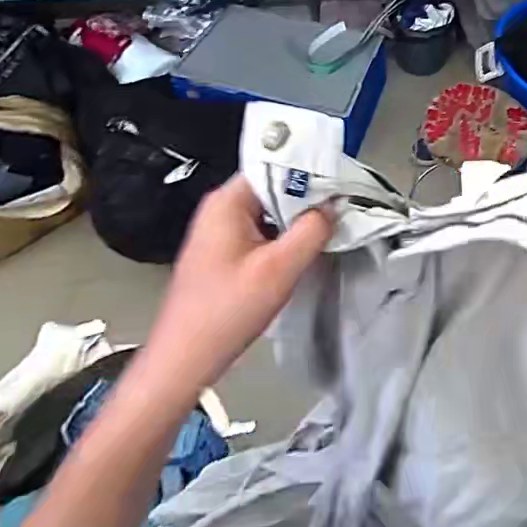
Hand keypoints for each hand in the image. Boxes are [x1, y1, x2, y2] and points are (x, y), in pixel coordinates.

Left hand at [139, 177, 332, 391]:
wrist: (185, 360)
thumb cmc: (226, 311)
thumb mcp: (279, 269)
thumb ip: (311, 230)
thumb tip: (332, 206)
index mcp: (226, 202)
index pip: (274, 167)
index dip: (309, 172)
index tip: (341, 183)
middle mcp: (220, 210)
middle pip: (274, 188)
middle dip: (307, 199)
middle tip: (341, 207)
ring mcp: (220, 231)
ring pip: (271, 212)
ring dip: (297, 221)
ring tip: (329, 227)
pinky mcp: (225, 253)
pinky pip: (262, 232)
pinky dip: (284, 237)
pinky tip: (304, 250)